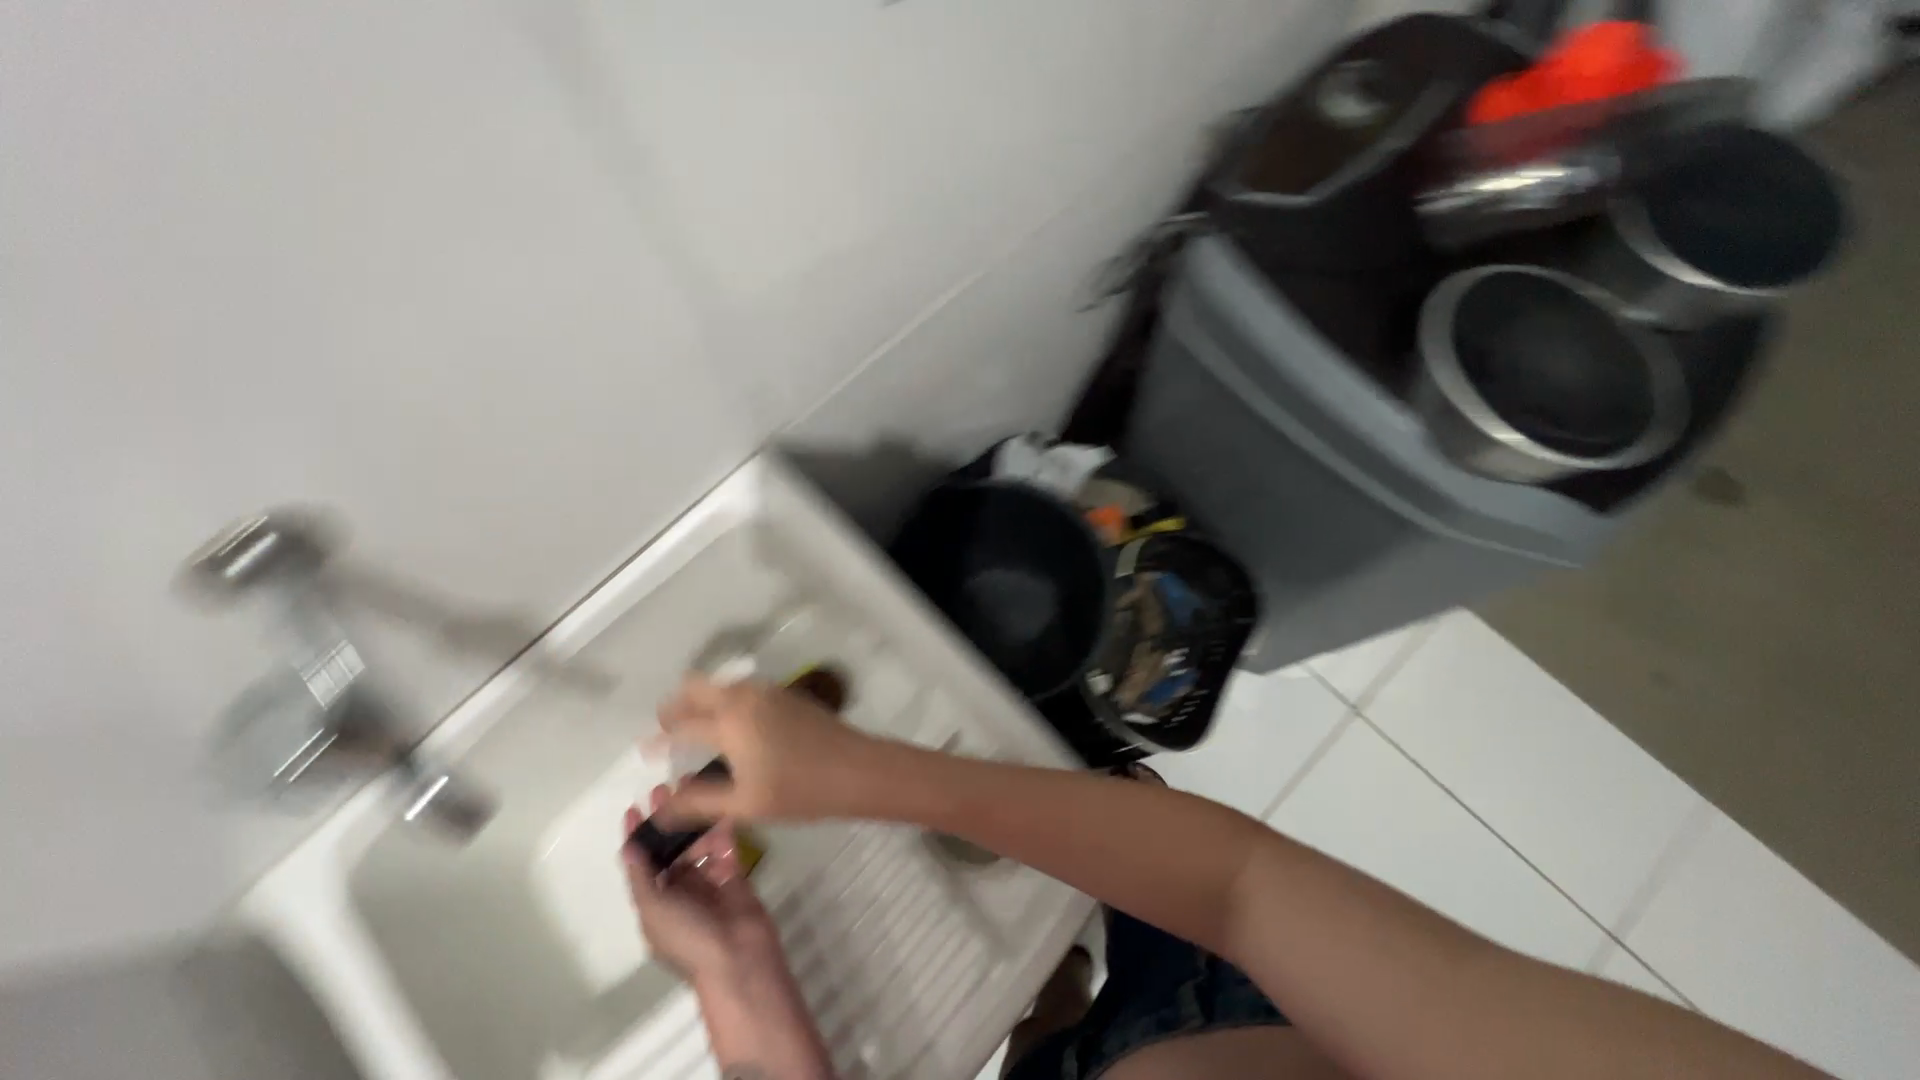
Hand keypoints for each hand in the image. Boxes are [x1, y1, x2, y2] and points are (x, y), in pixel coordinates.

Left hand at [620, 787, 781, 987]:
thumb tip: (627, 847)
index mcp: (656, 905)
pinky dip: (722, 829)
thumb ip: (642, 877)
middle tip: (665, 789)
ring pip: (698, 846)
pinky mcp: (735, 877)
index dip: (636, 838)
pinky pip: (726, 848)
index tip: (633, 808)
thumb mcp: (654, 910)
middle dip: (667, 822)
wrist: (739, 958)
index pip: (641, 866)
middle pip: (670, 850)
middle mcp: (680, 892)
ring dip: (694, 821)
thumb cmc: (688, 937)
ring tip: (695, 790)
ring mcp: (709, 884)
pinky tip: (720, 805)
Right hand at [653, 675, 895, 824]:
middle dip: (675, 707)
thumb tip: (661, 809)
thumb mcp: (744, 805)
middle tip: (667, 732)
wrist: (858, 769)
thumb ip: (699, 803)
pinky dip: (726, 701)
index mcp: (728, 721)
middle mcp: (743, 696)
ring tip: (696, 731)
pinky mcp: (786, 694)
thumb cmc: (799, 790)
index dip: (659, 741)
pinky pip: (742, 689)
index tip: (644, 751)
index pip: (680, 726)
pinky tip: (733, 729)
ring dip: (701, 701)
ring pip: (720, 685)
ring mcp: (767, 690)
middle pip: (694, 687)